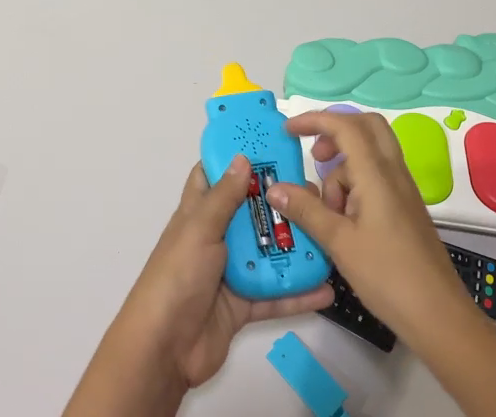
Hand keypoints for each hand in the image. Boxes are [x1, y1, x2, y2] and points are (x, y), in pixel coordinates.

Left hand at [123, 157, 333, 385]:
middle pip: (251, 214)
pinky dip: (299, 293)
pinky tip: (327, 289)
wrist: (165, 347)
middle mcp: (216, 238)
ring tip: (330, 236)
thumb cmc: (177, 276)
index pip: (214, 177)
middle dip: (280, 205)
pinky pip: (276, 295)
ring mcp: (230, 272)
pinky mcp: (243, 306)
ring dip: (296, 248)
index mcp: (198, 214)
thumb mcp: (199, 229)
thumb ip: (223, 197)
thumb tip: (241, 158)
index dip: (236, 161)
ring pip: (268, 253)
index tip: (271, 147)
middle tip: (317, 194)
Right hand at [264, 110, 469, 340]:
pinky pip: (375, 179)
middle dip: (334, 132)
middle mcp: (393, 173)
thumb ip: (306, 210)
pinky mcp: (405, 208)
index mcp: (377, 174)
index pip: (345, 126)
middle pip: (366, 128)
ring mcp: (403, 190)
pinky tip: (343, 222)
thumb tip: (274, 188)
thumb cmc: (388, 275)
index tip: (288, 131)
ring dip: (343, 170)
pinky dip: (354, 187)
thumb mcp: (339, 242)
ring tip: (328, 211)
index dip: (315, 120)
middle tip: (314, 156)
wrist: (439, 315)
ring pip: (369, 156)